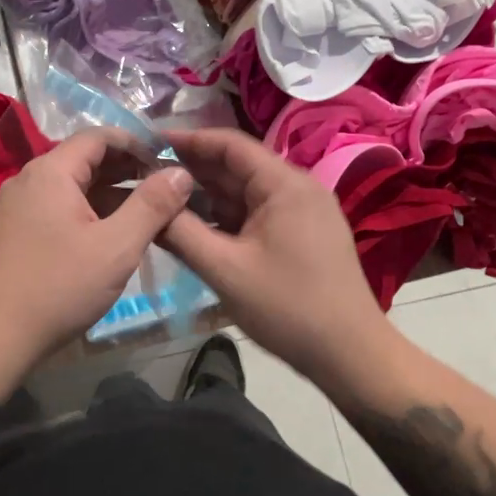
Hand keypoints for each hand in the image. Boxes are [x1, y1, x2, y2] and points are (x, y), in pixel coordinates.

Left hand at [0, 128, 194, 369]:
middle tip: (165, 192)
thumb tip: (181, 171)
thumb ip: (152, 206)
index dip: (137, 144)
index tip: (170, 163)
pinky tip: (108, 240)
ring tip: (146, 218)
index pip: (99, 136)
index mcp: (50, 172)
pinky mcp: (11, 235)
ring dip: (108, 196)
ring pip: (70, 188)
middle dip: (126, 171)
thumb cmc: (57, 289)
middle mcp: (27, 180)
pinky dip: (86, 214)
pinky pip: (55, 210)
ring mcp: (14, 208)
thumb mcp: (116, 248)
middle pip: (83, 160)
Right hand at [161, 128, 391, 383]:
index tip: (148, 143)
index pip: (231, 144)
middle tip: (146, 175)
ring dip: (208, 195)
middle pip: (238, 166)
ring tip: (163, 201)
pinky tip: (196, 228)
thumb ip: (181, 232)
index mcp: (285, 184)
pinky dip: (227, 216)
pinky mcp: (304, 234)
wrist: (350, 355)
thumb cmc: (287, 308)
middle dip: (193, 170)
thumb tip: (147, 204)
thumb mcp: (225, 270)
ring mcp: (304, 212)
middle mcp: (298, 188)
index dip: (188, 140)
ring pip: (246, 192)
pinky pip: (258, 212)